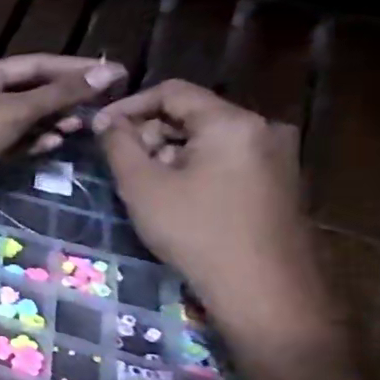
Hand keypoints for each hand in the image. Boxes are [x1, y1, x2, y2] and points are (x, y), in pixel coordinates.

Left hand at [0, 53, 127, 195]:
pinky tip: (51, 144)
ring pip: (21, 115)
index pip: (35, 63)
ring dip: (50, 120)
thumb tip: (107, 72)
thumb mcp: (15, 112)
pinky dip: (30, 139)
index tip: (113, 72)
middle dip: (63, 98)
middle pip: (29, 89)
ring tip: (77, 127)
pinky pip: (10, 137)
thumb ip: (60, 93)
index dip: (75, 67)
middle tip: (97, 105)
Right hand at [93, 80, 322, 325]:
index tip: (99, 129)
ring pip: (209, 139)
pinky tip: (177, 199)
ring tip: (145, 186)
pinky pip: (228, 160)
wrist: (263, 288)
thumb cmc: (196, 232)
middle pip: (193, 114)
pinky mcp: (280, 182)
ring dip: (171, 153)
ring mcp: (277, 156)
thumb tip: (106, 121)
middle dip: (151, 133)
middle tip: (120, 164)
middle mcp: (263, 128)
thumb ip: (120, 145)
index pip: (172, 91)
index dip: (129, 106)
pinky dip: (195, 169)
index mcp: (232, 121)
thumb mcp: (143, 186)